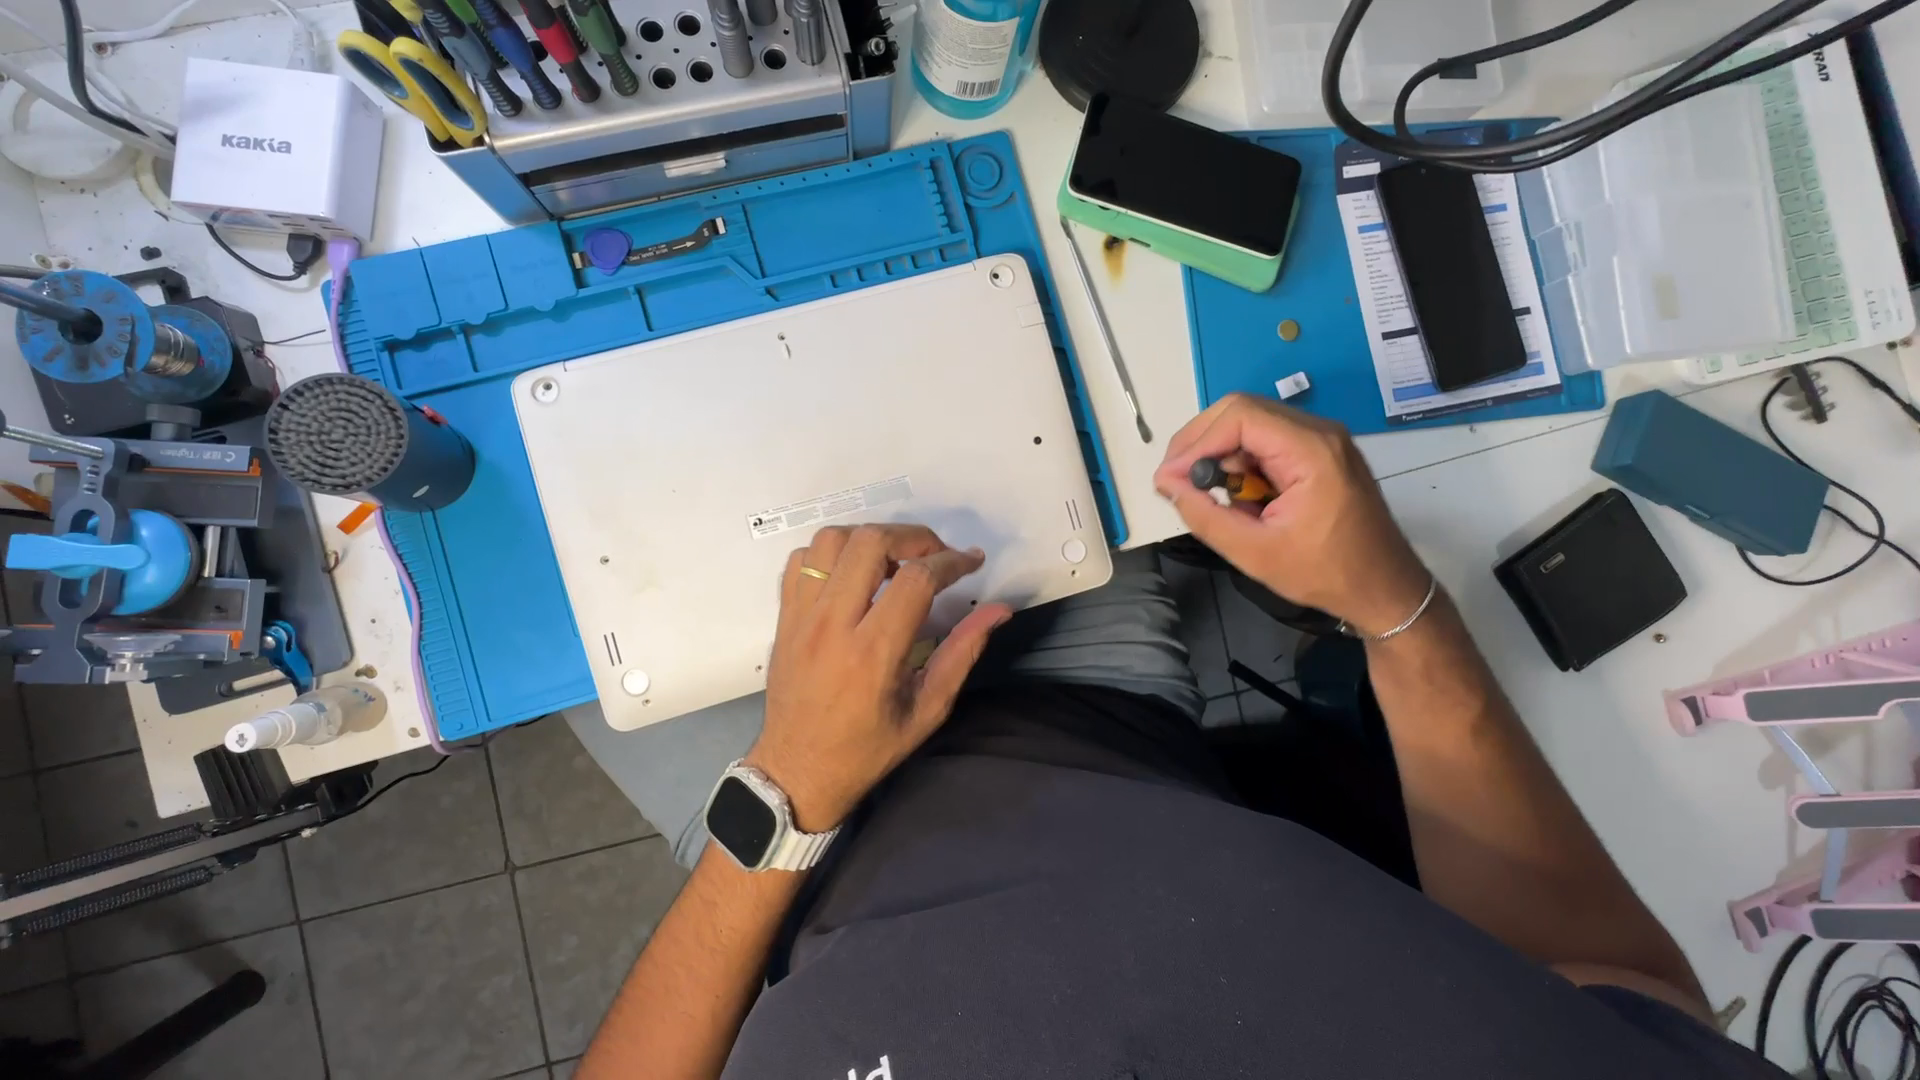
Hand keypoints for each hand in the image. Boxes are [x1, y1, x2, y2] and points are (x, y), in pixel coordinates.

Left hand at [746, 524, 1011, 831]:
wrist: (797, 771)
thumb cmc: (867, 749)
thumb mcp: (927, 710)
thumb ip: (962, 652)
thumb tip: (998, 610)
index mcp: (873, 653)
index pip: (916, 579)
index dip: (951, 562)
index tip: (970, 562)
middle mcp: (833, 624)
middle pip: (871, 543)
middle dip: (913, 537)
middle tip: (934, 556)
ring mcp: (802, 617)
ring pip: (832, 541)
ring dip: (870, 538)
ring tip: (893, 560)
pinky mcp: (784, 617)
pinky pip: (802, 560)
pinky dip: (831, 554)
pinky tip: (852, 573)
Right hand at [1154, 394, 1430, 636]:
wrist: (1384, 587)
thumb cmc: (1325, 574)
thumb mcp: (1254, 553)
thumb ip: (1205, 516)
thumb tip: (1167, 483)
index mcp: (1311, 451)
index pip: (1239, 416)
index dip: (1196, 442)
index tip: (1169, 478)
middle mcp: (1319, 432)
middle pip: (1242, 410)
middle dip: (1200, 442)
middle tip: (1175, 479)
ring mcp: (1322, 439)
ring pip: (1251, 423)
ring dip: (1219, 452)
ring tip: (1203, 492)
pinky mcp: (1319, 452)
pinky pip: (1267, 440)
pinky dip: (1240, 461)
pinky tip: (1235, 494)